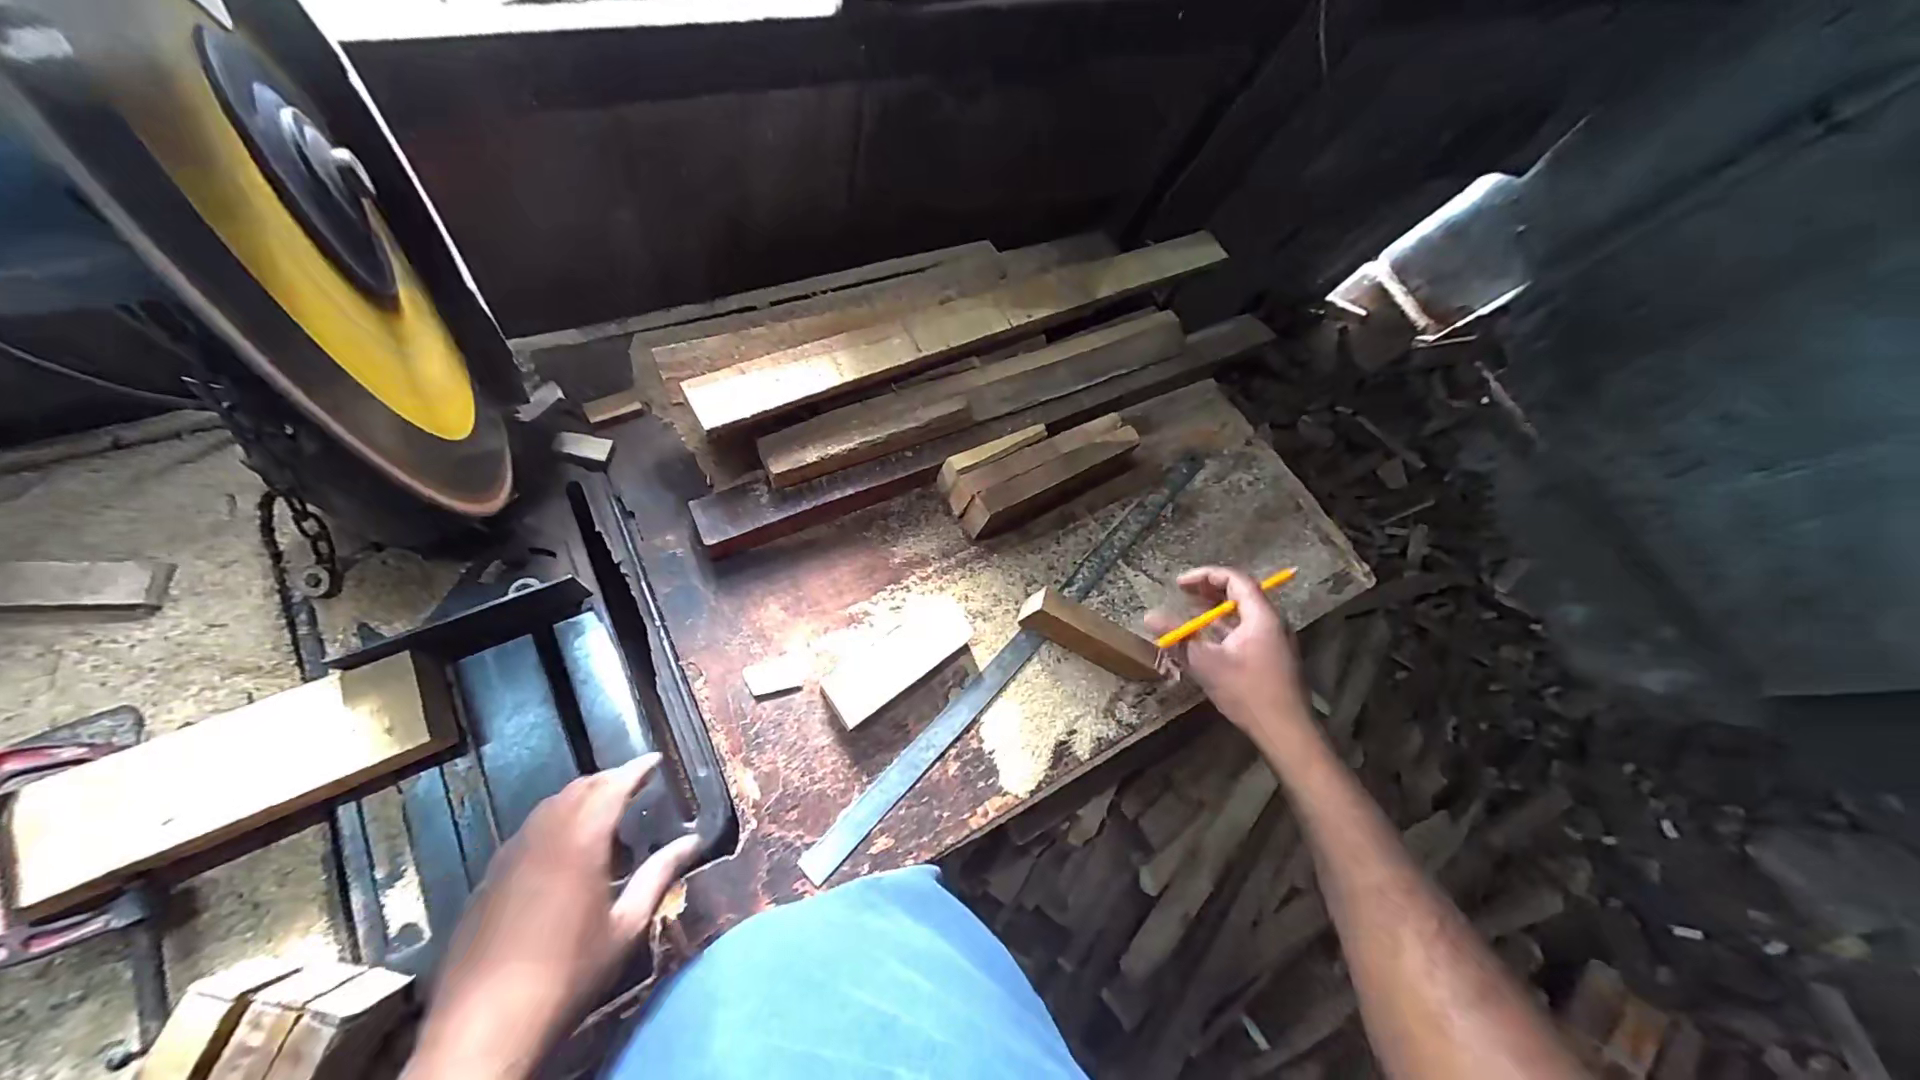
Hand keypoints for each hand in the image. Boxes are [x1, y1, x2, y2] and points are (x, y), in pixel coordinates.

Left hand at [406, 754, 700, 1079]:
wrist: (484, 1025)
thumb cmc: (568, 973)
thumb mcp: (626, 926)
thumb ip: (659, 874)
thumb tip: (693, 842)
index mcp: (580, 841)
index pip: (612, 785)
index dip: (636, 768)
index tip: (656, 760)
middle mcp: (542, 836)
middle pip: (578, 788)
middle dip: (609, 780)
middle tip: (636, 785)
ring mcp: (509, 856)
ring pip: (549, 806)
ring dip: (580, 799)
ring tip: (605, 814)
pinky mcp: (488, 878)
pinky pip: (528, 831)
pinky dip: (554, 822)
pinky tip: (564, 851)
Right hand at [1147, 566, 1311, 745]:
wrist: (1286, 731)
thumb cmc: (1247, 692)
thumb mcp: (1206, 662)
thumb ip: (1178, 637)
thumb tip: (1149, 617)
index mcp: (1261, 616)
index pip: (1234, 579)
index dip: (1205, 575)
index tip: (1179, 584)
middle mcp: (1271, 622)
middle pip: (1240, 593)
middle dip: (1209, 590)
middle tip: (1182, 593)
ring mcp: (1274, 640)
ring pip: (1242, 613)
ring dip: (1215, 609)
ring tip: (1190, 612)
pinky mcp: (1271, 657)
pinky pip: (1245, 630)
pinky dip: (1223, 627)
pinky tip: (1205, 639)